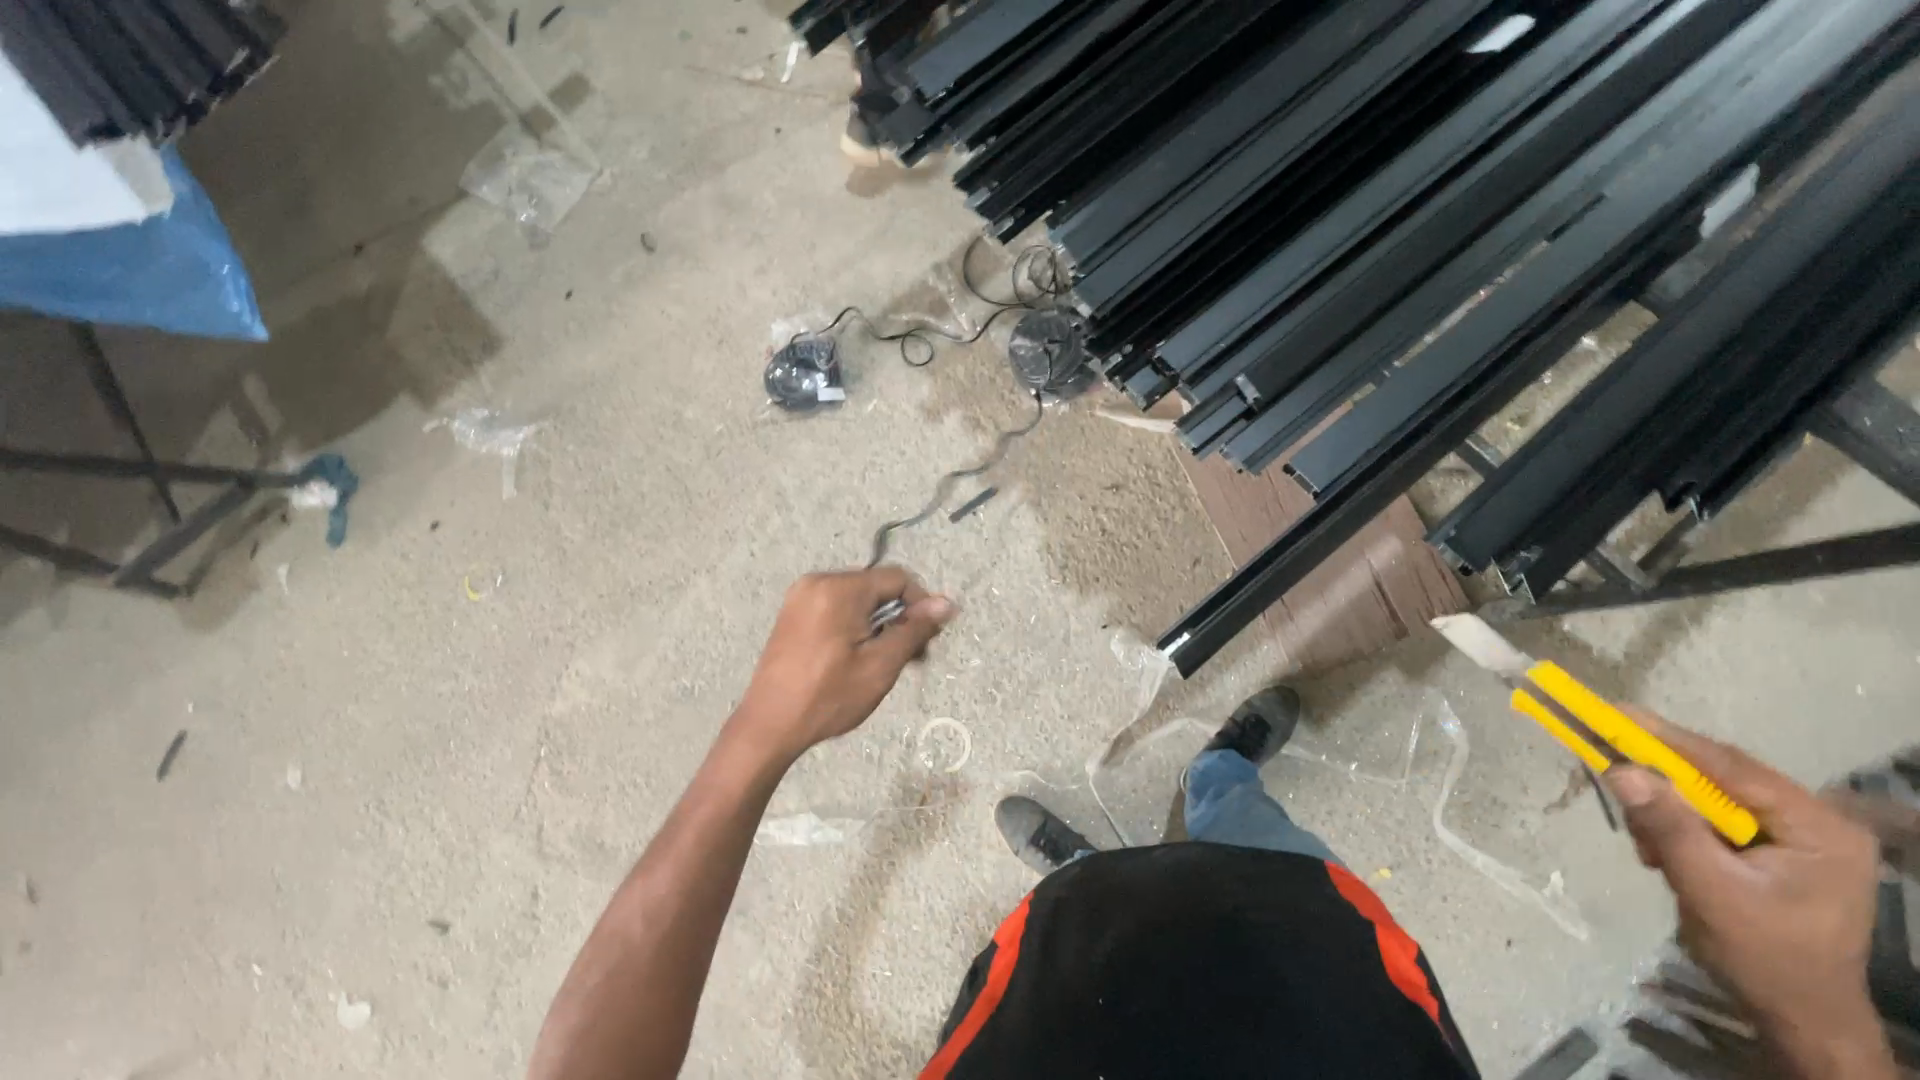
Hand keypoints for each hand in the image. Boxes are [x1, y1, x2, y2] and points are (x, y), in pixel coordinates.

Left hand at [733, 566, 954, 760]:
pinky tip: (857, 657)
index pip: (898, 579)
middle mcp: (818, 581)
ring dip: (879, 624)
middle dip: (899, 618)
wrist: (769, 725)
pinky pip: (837, 607)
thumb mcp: (881, 665)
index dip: (920, 605)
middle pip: (877, 587)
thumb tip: (948, 603)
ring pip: (858, 599)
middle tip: (909, 659)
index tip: (925, 642)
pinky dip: (855, 625)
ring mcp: (801, 596)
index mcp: (839, 589)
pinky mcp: (793, 612)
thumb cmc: (829, 697)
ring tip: (883, 662)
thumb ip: (915, 629)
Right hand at [1604, 712, 1892, 1078]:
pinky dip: (1676, 830)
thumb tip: (1621, 770)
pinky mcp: (1771, 849)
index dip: (1668, 739)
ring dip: (1666, 814)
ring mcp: (1795, 836)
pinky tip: (1664, 858)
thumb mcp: (1712, 892)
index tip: (1614, 714)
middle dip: (1661, 784)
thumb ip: (1669, 828)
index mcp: (1818, 827)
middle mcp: (1813, 821)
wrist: (1800, 1017)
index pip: (1731, 766)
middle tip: (1608, 774)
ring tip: (1650, 852)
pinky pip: (1709, 820)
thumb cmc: (1765, 957)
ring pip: (1707, 798)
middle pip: (1717, 778)